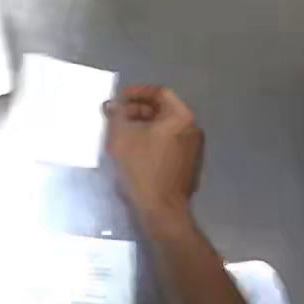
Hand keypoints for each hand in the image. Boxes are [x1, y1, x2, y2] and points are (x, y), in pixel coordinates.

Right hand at [105, 84, 203, 220]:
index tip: (118, 98)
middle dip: (136, 110)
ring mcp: (192, 149)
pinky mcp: (187, 166)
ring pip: (163, 128)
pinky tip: (132, 150)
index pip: (159, 93)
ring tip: (120, 133)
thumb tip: (112, 104)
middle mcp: (192, 129)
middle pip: (162, 110)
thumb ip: (116, 114)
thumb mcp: (121, 136)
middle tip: (115, 116)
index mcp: (180, 117)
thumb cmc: (141, 168)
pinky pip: (166, 144)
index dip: (136, 92)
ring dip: (141, 126)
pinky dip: (150, 141)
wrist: (161, 210)